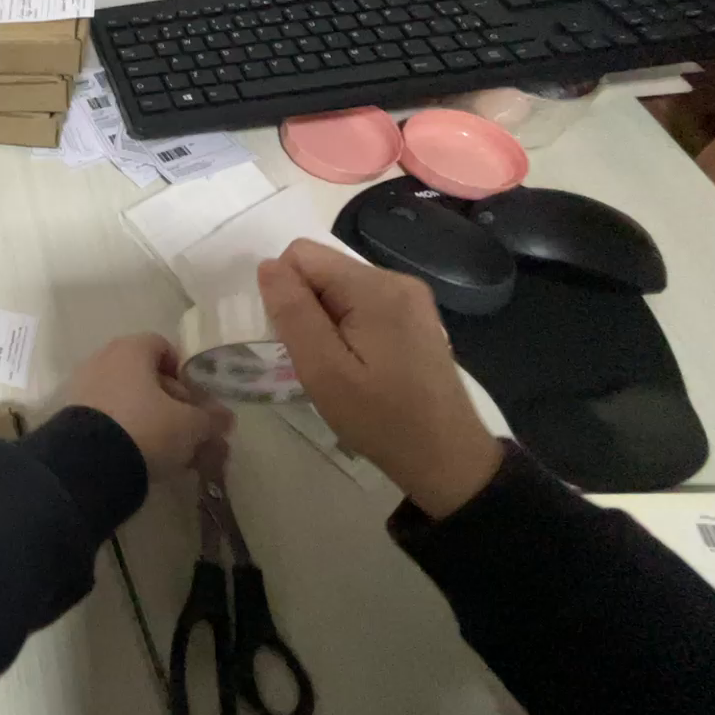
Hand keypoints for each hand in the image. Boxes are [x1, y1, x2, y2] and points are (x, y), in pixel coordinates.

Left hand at [68, 333, 235, 478]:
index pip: (162, 346)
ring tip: (173, 451)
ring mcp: (84, 386)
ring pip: (129, 399)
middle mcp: (103, 359)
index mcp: (130, 349)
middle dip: (172, 402)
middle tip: (190, 431)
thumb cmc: (147, 427)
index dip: (183, 370)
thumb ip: (210, 418)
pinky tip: (146, 457)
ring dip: (153, 420)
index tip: (195, 399)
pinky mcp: (74, 414)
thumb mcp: (189, 425)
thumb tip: (225, 417)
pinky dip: (129, 430)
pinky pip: (110, 416)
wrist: (90, 461)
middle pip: (145, 375)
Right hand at [257, 239, 502, 517]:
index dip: (285, 292)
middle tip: (316, 355)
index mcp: (375, 288)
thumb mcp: (323, 369)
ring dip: (322, 317)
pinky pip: (357, 300)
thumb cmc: (380, 417)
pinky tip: (355, 361)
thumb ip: (292, 312)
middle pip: (320, 267)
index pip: (301, 255)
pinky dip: (342, 324)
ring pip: (335, 285)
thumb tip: (267, 266)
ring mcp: (409, 297)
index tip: (298, 337)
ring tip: (336, 362)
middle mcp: (396, 280)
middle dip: (304, 305)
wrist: (447, 459)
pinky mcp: (412, 315)